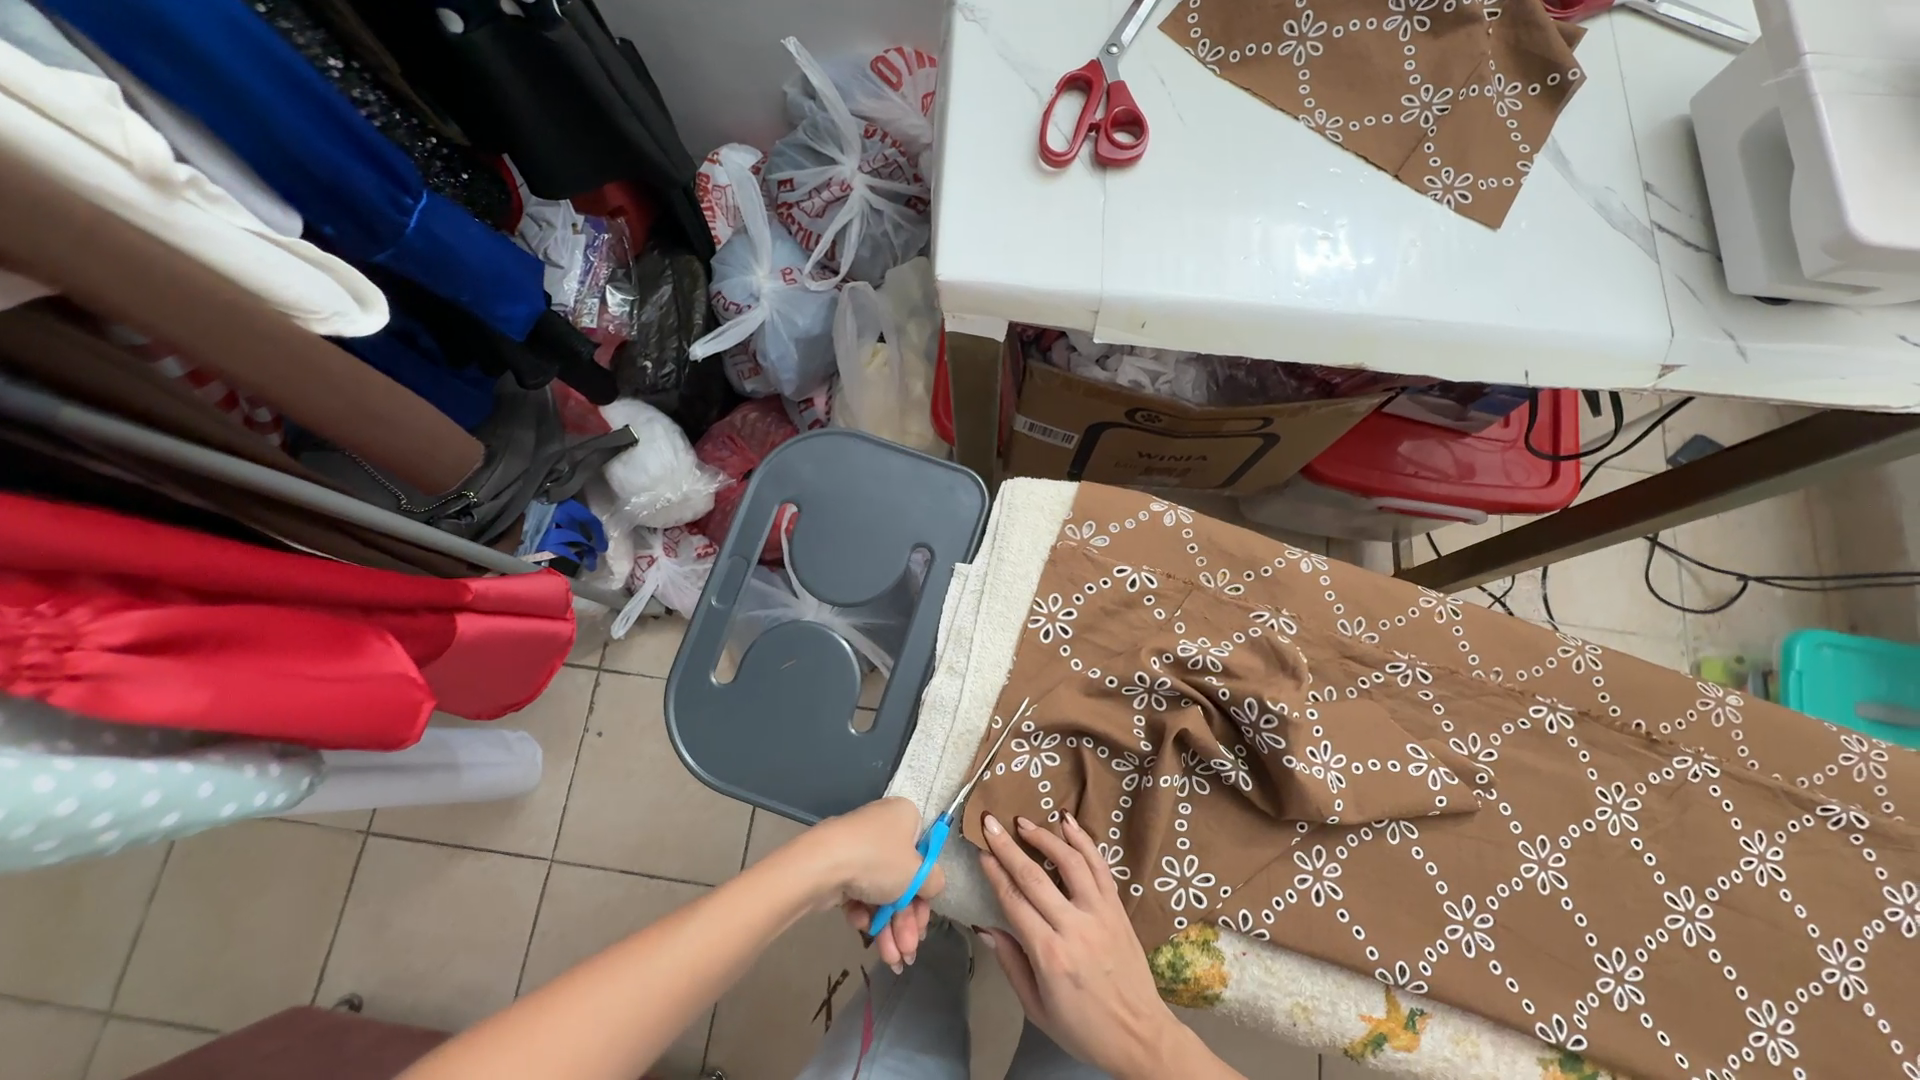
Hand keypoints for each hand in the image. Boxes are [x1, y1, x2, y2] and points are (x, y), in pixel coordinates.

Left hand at [778, 797, 942, 973]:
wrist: (822, 865)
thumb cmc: (879, 862)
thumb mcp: (919, 874)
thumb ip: (934, 882)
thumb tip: (930, 886)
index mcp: (905, 817)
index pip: (924, 856)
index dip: (925, 893)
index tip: (923, 922)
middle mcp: (883, 827)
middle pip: (902, 879)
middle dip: (906, 920)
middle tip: (909, 951)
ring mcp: (858, 847)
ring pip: (881, 891)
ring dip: (889, 927)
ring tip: (891, 959)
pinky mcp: (838, 866)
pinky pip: (859, 891)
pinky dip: (864, 913)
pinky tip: (862, 927)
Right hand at [976, 812, 1196, 1079]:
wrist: (1140, 1035)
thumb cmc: (1083, 1028)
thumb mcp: (1036, 1008)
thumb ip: (1011, 964)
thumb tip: (986, 927)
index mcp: (1049, 954)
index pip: (1014, 901)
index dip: (995, 872)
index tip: (981, 851)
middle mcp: (1074, 926)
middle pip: (1035, 876)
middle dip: (1008, 846)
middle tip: (990, 822)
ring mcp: (1100, 913)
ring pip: (1070, 862)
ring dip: (1044, 837)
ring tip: (1023, 821)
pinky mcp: (1118, 908)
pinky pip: (1100, 867)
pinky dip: (1084, 841)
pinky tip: (1068, 823)